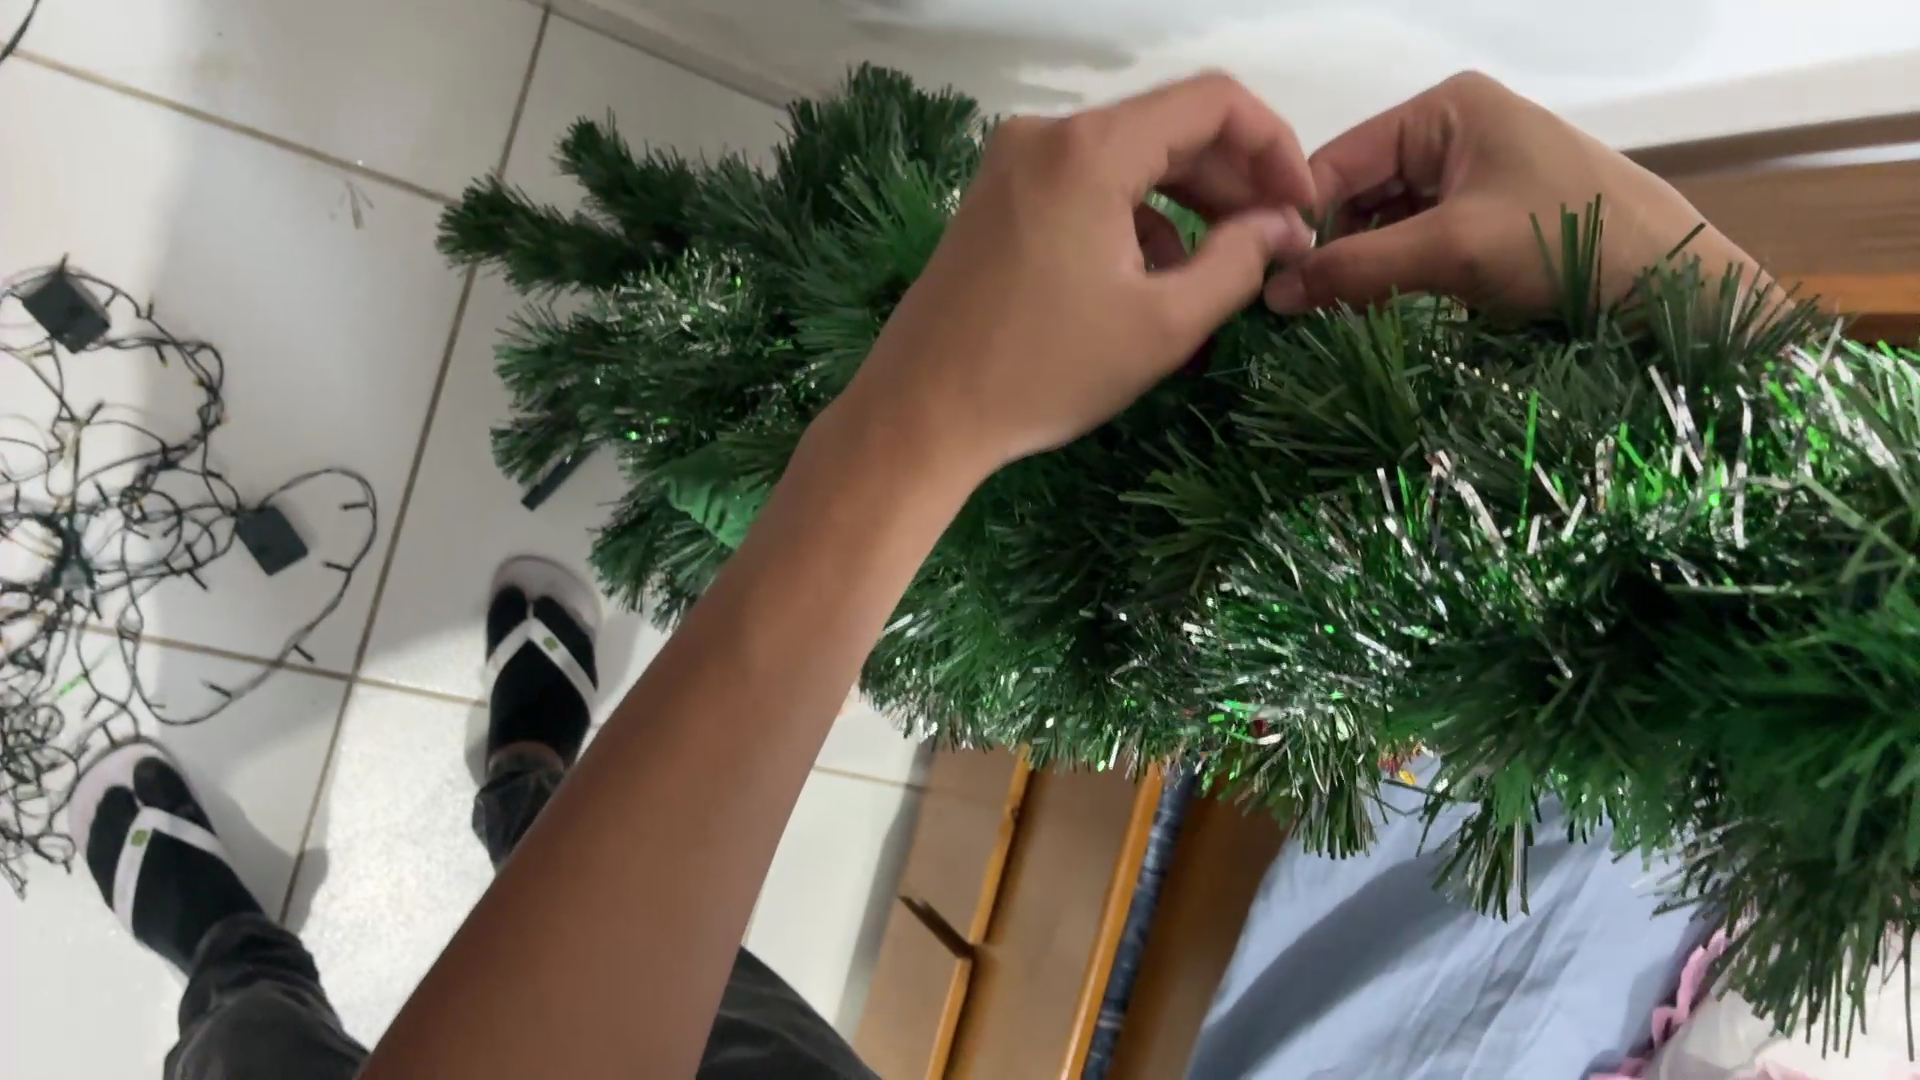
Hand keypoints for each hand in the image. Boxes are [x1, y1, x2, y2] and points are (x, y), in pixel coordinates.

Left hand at [838, 72, 1317, 479]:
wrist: (921, 416)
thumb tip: (1281, 226)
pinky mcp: (988, 208)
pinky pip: (1076, 197)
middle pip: (1163, 132)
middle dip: (1226, 186)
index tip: (1298, 209)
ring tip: (1203, 285)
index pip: (1213, 102)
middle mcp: (1043, 137)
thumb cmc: (1044, 374)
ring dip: (1175, 216)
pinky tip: (1137, 289)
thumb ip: (1238, 263)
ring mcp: (1006, 171)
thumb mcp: (1161, 327)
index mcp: (1089, 148)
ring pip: (1120, 170)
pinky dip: (1120, 230)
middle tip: (1264, 248)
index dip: (1274, 148)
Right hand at [1264, 72, 1756, 314]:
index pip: (1335, 162)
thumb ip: (1354, 269)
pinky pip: (1397, 247)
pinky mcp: (1466, 222)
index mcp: (1441, 112)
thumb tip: (1269, 296)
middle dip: (1319, 248)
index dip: (1295, 218)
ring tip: (1314, 313)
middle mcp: (1442, 137)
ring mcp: (1456, 181)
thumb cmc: (1566, 240)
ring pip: (1369, 226)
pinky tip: (1354, 309)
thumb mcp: (1451, 249)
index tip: (1259, 275)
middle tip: (1284, 304)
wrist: (1668, 287)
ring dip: (1344, 269)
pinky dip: (1372, 279)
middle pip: (1348, 195)